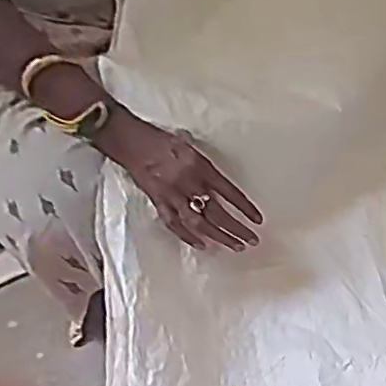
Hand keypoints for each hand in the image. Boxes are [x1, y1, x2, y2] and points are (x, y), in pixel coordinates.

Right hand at [95, 109, 263, 251]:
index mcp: (200, 167)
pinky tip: (203, 245)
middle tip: (253, 240)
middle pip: (218, 212)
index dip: (245, 208)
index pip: (230, 192)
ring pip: (199, 222)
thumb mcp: (193, 150)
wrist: (127, 138)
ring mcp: (171, 194)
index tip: (258, 221)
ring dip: (220, 236)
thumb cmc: (162, 142)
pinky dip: (188, 236)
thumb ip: (209, 171)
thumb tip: (226, 191)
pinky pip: (174, 223)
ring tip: (237, 246)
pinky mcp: (157, 201)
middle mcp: (187, 182)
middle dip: (238, 229)